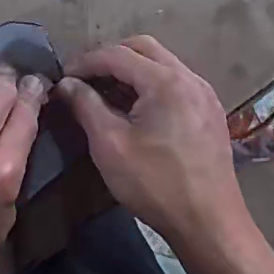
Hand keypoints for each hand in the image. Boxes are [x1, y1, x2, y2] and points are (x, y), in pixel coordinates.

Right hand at [56, 36, 246, 250]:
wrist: (210, 225)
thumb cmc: (156, 185)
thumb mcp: (110, 145)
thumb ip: (85, 106)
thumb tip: (66, 83)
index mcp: (166, 81)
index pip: (117, 54)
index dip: (86, 61)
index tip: (62, 76)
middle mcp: (189, 77)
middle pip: (142, 48)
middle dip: (110, 57)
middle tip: (83, 78)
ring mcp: (204, 93)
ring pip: (161, 63)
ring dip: (131, 70)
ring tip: (104, 92)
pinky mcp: (210, 111)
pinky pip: (175, 81)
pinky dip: (150, 84)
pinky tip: (134, 108)